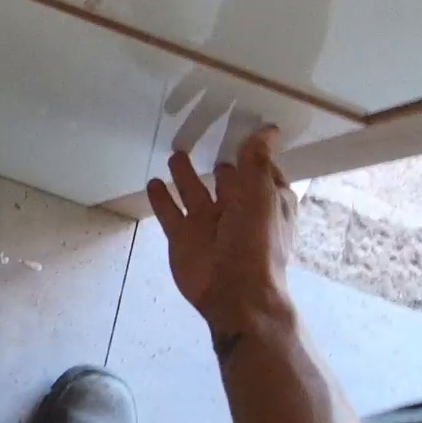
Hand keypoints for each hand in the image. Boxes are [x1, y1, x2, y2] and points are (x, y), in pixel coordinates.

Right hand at [146, 127, 298, 341]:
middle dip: (220, 164)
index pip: (261, 172)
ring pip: (194, 192)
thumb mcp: (261, 197)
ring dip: (185, 175)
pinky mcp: (182, 236)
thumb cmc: (256, 243)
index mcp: (263, 202)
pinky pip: (169, 212)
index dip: (255, 153)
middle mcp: (236, 210)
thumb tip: (267, 130)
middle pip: (226, 180)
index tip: (247, 130)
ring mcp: (207, 224)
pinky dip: (161, 198)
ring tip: (176, 154)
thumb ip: (258, 163)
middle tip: (206, 138)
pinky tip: (153, 183)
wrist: (234, 293)